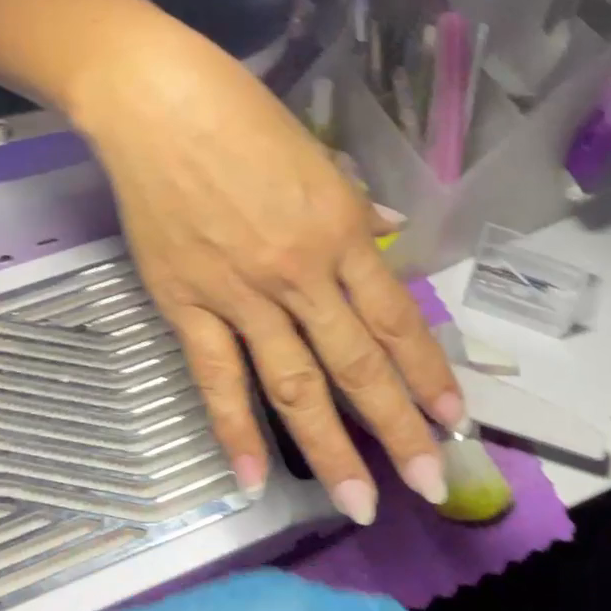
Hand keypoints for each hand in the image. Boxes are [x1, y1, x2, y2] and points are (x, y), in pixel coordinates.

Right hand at [69, 25, 463, 523]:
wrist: (157, 105)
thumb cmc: (245, 116)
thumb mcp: (320, 156)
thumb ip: (355, 206)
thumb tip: (388, 230)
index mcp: (341, 230)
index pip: (395, 318)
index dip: (428, 373)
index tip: (453, 420)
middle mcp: (300, 273)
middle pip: (357, 363)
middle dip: (398, 428)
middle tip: (432, 485)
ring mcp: (240, 295)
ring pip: (294, 385)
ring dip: (331, 448)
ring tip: (362, 505)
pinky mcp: (184, 304)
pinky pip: (214, 377)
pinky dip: (234, 429)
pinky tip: (255, 478)